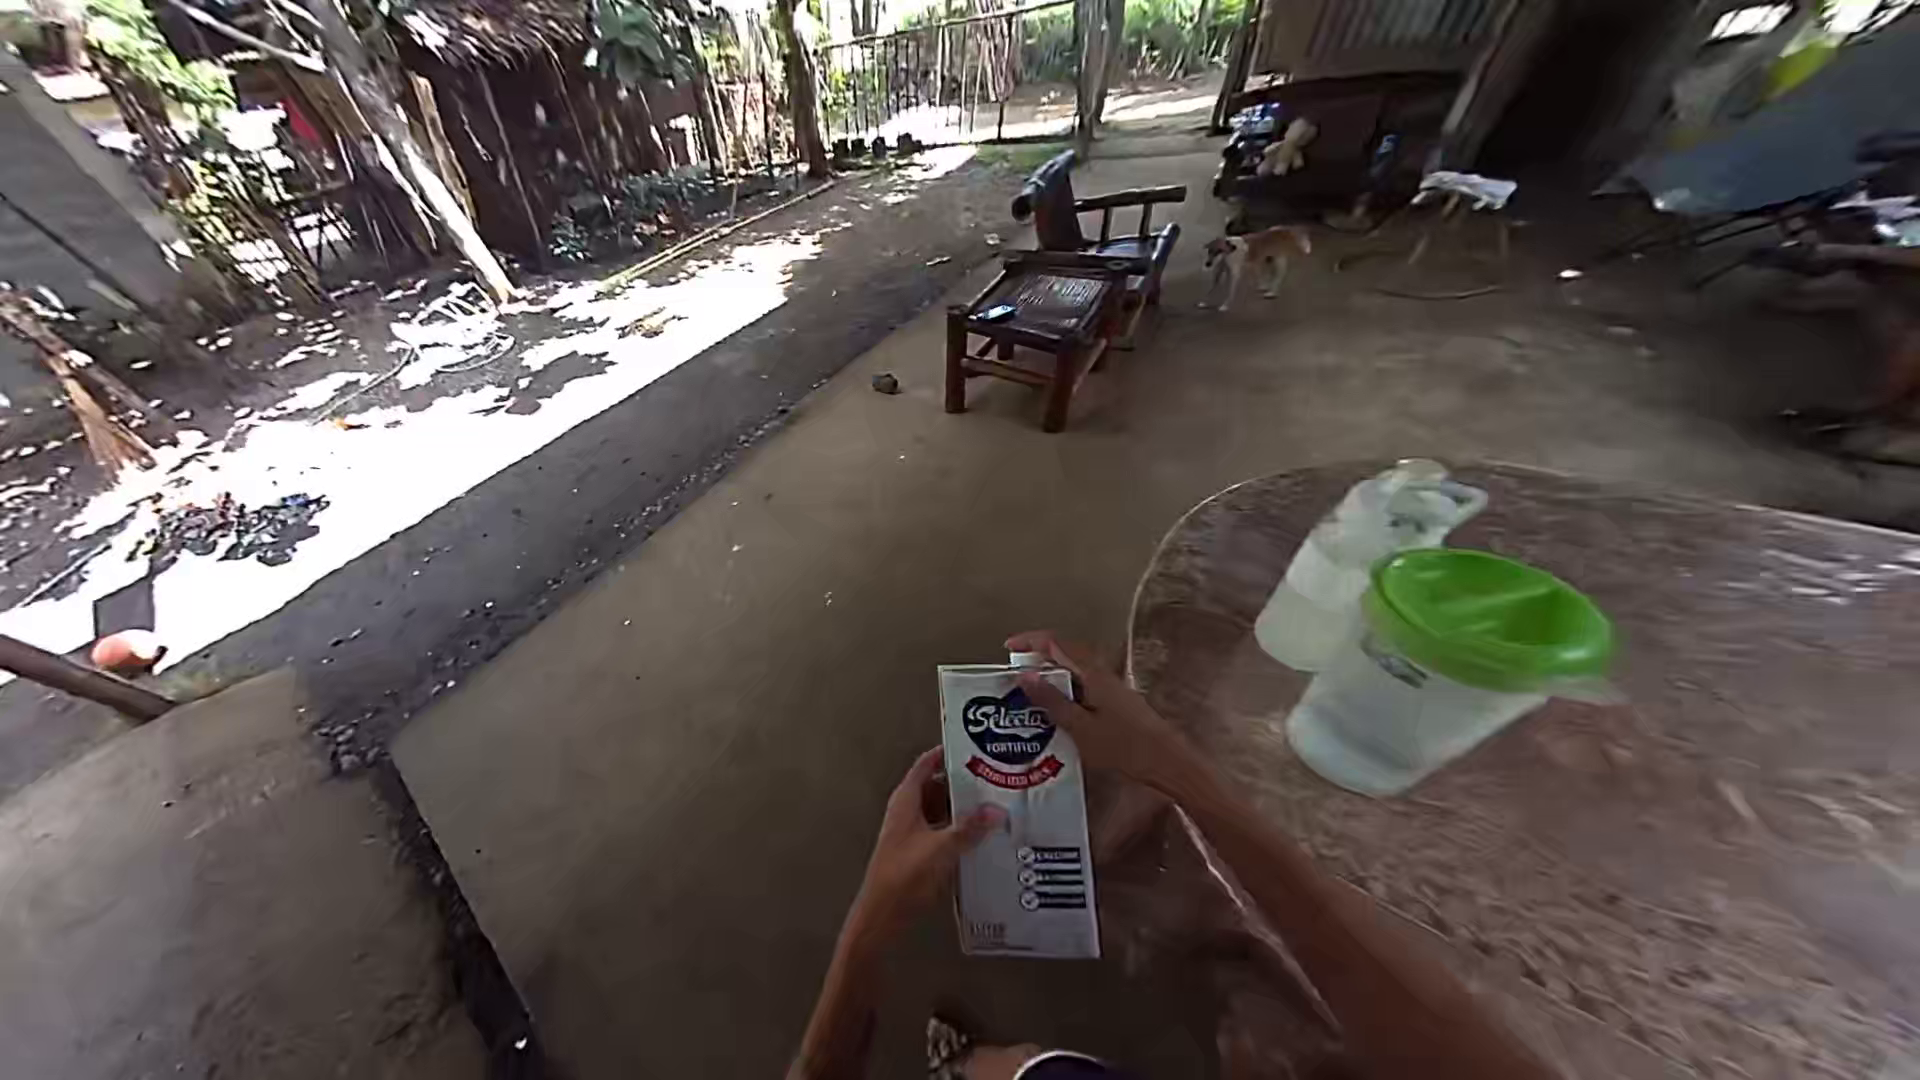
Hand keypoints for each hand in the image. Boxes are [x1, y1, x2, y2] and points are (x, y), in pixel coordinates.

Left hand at [850, 748, 1002, 936]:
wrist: (880, 918)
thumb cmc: (904, 875)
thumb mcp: (941, 848)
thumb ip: (969, 828)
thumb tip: (997, 810)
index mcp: (906, 799)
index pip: (926, 764)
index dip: (946, 753)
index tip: (972, 747)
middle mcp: (907, 811)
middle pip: (936, 786)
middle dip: (961, 782)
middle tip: (991, 777)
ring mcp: (911, 832)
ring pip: (940, 810)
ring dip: (961, 807)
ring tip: (992, 803)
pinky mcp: (918, 852)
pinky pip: (941, 830)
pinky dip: (958, 828)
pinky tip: (980, 835)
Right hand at [1005, 631, 1208, 796]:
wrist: (1168, 763)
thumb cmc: (1123, 746)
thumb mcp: (1080, 727)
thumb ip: (1052, 701)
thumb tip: (1024, 675)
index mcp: (1092, 672)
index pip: (1056, 643)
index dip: (1030, 640)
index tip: (1007, 647)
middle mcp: (1102, 672)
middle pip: (1066, 651)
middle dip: (1038, 654)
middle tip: (1014, 670)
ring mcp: (1111, 686)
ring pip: (1075, 668)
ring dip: (1051, 671)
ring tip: (1028, 689)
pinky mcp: (1116, 700)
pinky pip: (1083, 683)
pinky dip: (1064, 686)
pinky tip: (1056, 708)